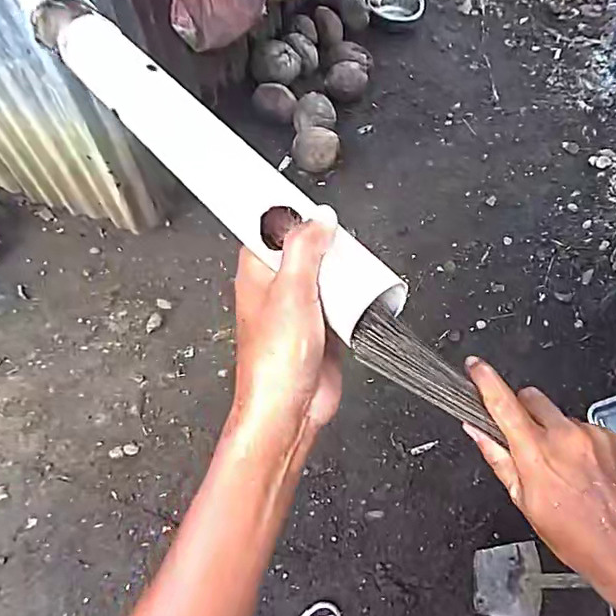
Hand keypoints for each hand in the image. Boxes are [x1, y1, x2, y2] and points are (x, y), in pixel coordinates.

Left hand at [231, 221, 341, 436]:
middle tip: (340, 246)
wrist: (291, 407)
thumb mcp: (291, 290)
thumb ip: (305, 248)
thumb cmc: (273, 361)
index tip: (312, 207)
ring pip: (328, 275)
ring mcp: (302, 307)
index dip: (291, 214)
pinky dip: (354, 299)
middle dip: (328, 246)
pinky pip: (343, 301)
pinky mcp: (324, 326)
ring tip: (351, 274)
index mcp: (257, 271)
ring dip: (343, 275)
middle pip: (307, 248)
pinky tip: (358, 300)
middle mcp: (278, 287)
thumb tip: (319, 219)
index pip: (270, 227)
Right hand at [462, 357, 615, 596]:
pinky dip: (578, 441)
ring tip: (563, 468)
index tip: (476, 366)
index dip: (485, 380)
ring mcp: (590, 434)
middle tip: (527, 442)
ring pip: (559, 414)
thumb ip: (498, 459)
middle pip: (531, 398)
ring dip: (553, 430)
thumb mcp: (524, 501)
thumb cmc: (574, 534)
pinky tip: (584, 469)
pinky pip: (584, 426)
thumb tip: (477, 433)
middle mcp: (564, 436)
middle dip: (522, 411)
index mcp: (536, 453)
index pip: (503, 403)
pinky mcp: (610, 436)